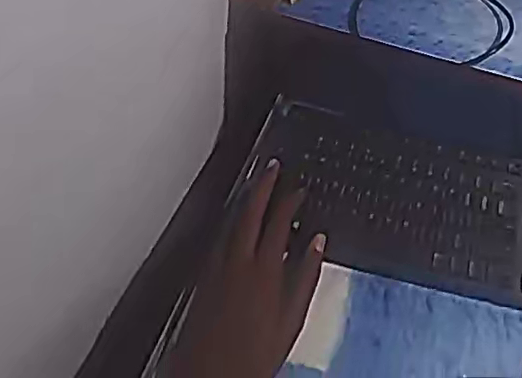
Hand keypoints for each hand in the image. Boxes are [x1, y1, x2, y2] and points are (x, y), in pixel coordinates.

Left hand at [163, 159, 325, 377]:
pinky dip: (230, 219)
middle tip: (273, 165)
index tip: (299, 187)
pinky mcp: (203, 274)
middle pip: (252, 210)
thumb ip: (306, 275)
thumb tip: (318, 242)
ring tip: (255, 182)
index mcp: (266, 269)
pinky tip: (234, 216)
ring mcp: (218, 265)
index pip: (280, 220)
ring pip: (232, 219)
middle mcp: (240, 261)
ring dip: (245, 197)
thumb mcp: (291, 319)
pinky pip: (219, 234)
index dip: (290, 198)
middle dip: (263, 183)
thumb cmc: (254, 355)